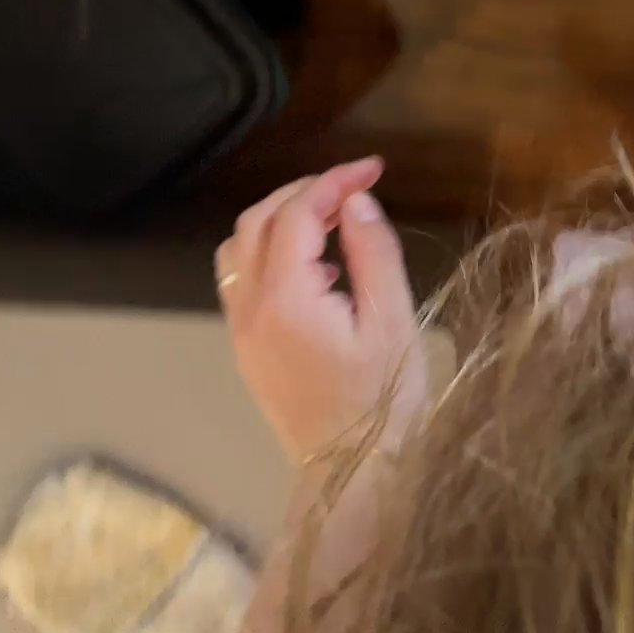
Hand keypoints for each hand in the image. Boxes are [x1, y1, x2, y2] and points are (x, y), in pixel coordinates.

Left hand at [215, 158, 426, 460]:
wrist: (351, 464)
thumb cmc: (383, 392)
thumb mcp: (393, 319)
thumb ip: (374, 254)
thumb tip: (359, 201)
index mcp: (286, 300)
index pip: (297, 215)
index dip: (334, 181)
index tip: (376, 168)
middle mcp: (249, 308)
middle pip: (257, 222)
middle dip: (306, 190)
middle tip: (358, 185)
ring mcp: (241, 328)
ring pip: (241, 246)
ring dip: (283, 215)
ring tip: (336, 213)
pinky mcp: (247, 343)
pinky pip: (244, 274)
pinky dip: (275, 246)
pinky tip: (319, 259)